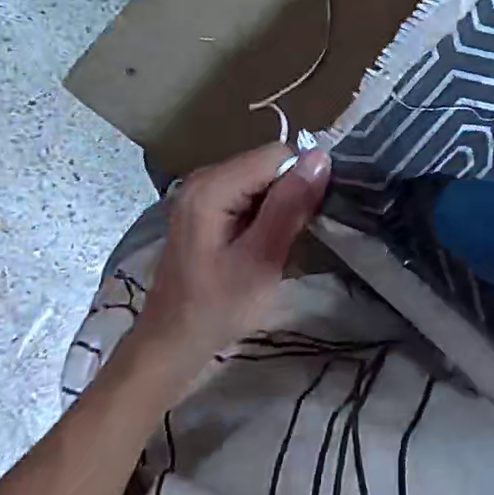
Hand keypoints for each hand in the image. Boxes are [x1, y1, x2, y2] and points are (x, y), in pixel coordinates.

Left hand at [123, 144, 330, 395]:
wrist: (173, 339)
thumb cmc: (217, 307)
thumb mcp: (261, 261)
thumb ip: (289, 207)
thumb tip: (320, 158)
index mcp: (212, 186)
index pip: (275, 155)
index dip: (301, 181)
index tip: (307, 221)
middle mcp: (203, 177)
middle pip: (265, 163)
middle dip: (288, 193)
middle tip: (290, 239)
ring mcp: (200, 189)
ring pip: (258, 177)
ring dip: (277, 204)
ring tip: (276, 244)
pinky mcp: (203, 204)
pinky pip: (244, 191)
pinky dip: (261, 211)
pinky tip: (260, 243)